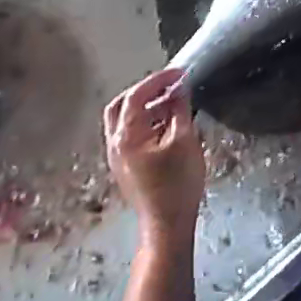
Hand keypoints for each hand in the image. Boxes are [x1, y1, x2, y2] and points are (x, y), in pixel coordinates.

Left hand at [103, 68, 204, 249]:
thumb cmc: (177, 184)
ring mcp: (118, 157)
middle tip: (168, 86)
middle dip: (145, 91)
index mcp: (126, 135)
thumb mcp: (185, 140)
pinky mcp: (127, 167)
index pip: (136, 95)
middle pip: (122, 105)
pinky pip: (132, 135)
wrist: (167, 227)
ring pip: (125, 121)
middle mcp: (115, 143)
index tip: (179, 73)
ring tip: (173, 104)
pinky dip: (147, 123)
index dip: (158, 80)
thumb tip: (179, 88)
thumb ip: (179, 110)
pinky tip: (168, 126)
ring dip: (147, 107)